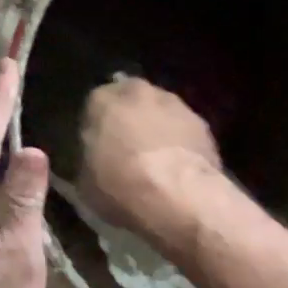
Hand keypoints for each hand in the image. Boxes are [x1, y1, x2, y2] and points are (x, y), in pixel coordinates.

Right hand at [80, 77, 233, 254]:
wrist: (178, 195)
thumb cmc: (121, 186)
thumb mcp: (85, 183)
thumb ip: (89, 161)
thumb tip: (94, 160)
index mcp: (103, 100)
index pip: (95, 105)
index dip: (98, 126)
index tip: (99, 146)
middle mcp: (138, 92)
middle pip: (131, 100)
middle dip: (129, 118)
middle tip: (128, 147)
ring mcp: (174, 103)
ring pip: (160, 111)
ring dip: (157, 127)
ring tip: (157, 158)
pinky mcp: (202, 122)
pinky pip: (184, 129)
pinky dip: (180, 142)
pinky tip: (179, 166)